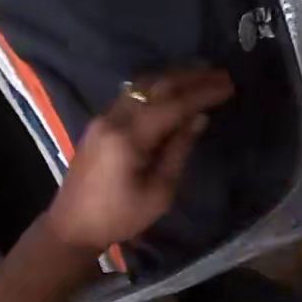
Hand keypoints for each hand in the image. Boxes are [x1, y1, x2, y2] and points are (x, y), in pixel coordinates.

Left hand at [44, 69, 235, 253]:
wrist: (72, 227)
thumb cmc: (119, 217)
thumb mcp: (158, 193)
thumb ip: (178, 151)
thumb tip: (198, 118)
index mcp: (128, 138)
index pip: (172, 105)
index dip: (202, 93)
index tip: (229, 86)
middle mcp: (112, 119)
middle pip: (155, 86)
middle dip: (190, 78)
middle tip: (220, 74)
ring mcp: (102, 119)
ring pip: (140, 87)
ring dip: (171, 79)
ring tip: (200, 76)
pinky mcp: (98, 124)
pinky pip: (130, 96)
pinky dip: (154, 89)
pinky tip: (172, 91)